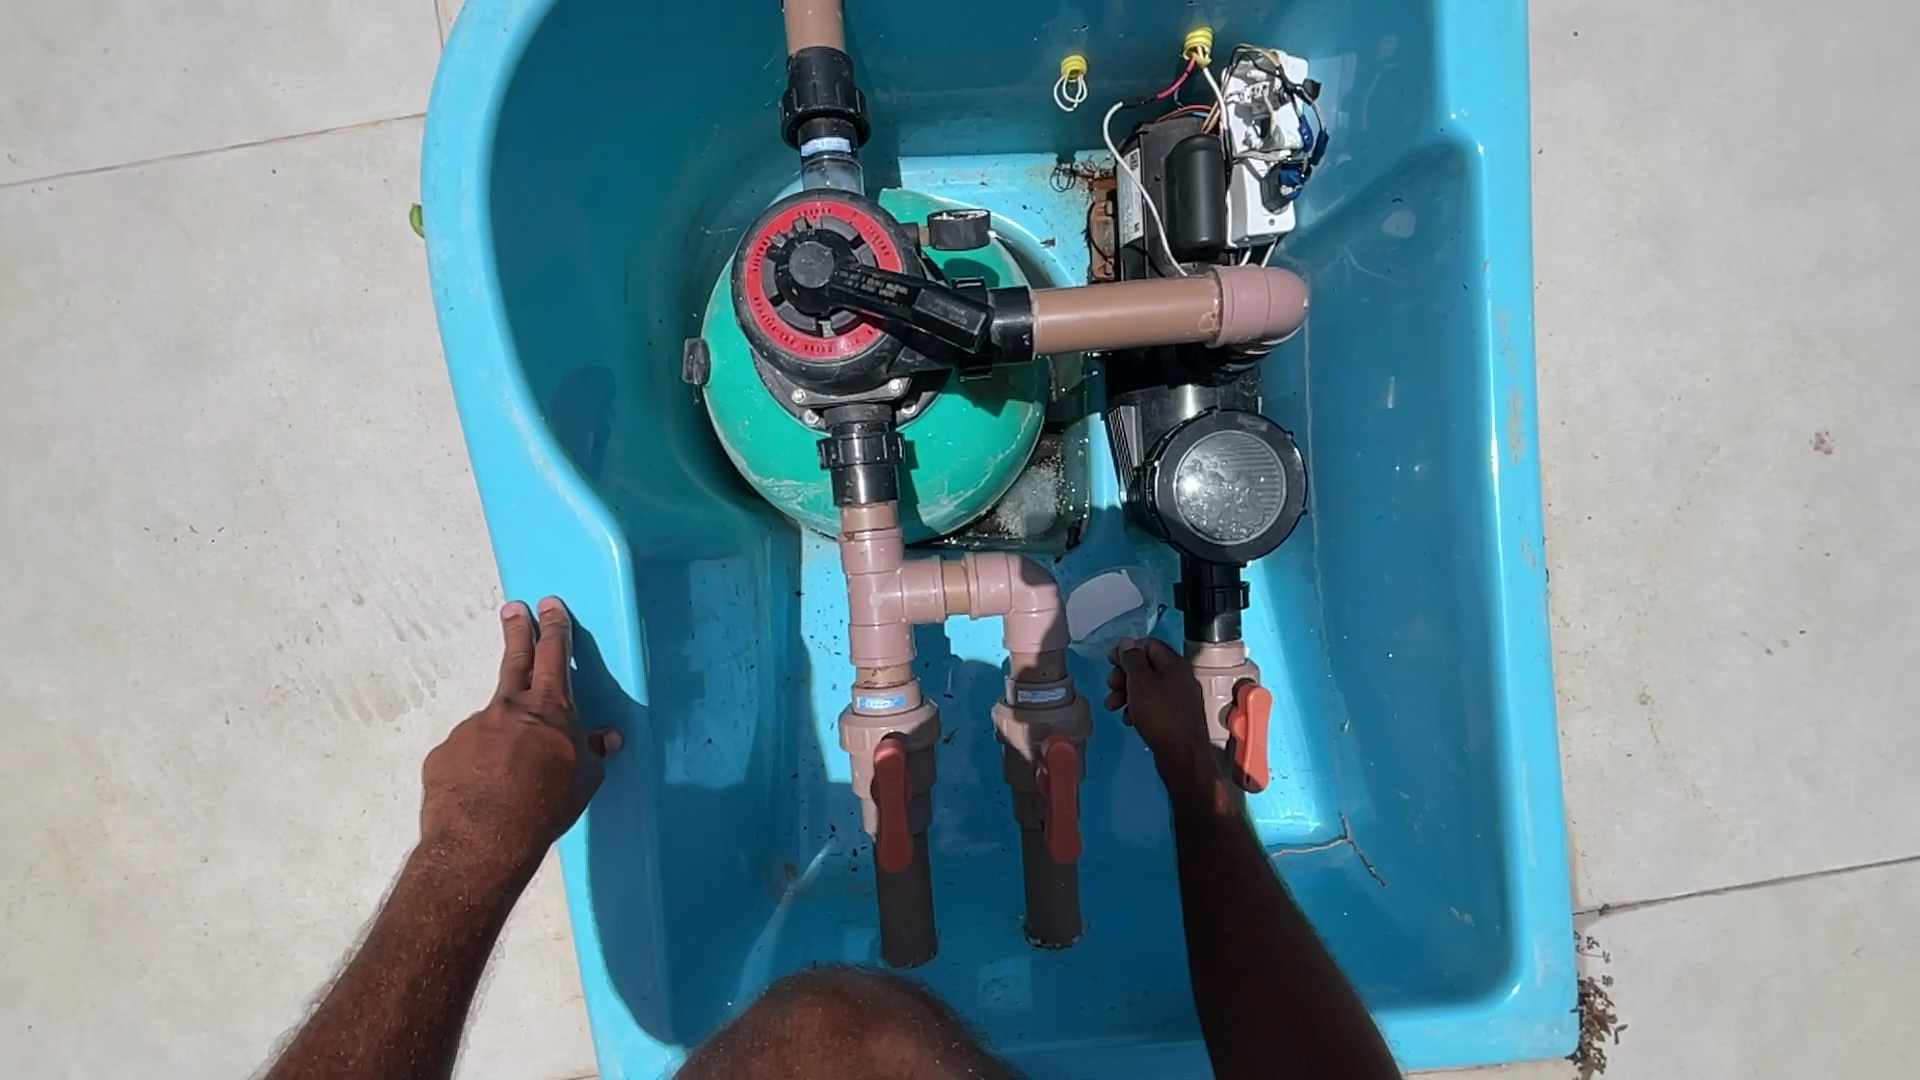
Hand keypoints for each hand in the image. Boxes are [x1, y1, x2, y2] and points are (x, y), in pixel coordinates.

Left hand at [418, 597, 620, 882]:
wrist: (482, 841)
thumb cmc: (547, 805)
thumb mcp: (586, 779)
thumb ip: (593, 751)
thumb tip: (607, 737)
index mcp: (549, 709)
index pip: (554, 656)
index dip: (554, 628)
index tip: (548, 605)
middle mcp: (507, 709)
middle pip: (514, 659)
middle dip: (517, 631)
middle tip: (514, 608)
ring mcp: (470, 729)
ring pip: (493, 723)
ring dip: (502, 738)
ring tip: (509, 776)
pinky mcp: (443, 754)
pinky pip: (467, 753)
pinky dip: (478, 765)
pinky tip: (483, 790)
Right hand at [1105, 637, 1219, 787]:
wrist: (1182, 754)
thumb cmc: (1159, 715)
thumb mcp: (1139, 682)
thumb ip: (1131, 659)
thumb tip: (1127, 642)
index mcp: (1174, 663)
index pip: (1148, 644)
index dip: (1127, 650)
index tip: (1111, 663)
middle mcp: (1180, 676)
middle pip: (1146, 666)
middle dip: (1124, 675)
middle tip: (1111, 687)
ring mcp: (1179, 697)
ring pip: (1147, 686)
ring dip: (1127, 693)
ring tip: (1113, 707)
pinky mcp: (1176, 715)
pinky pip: (1153, 704)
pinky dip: (1138, 708)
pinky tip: (1129, 719)